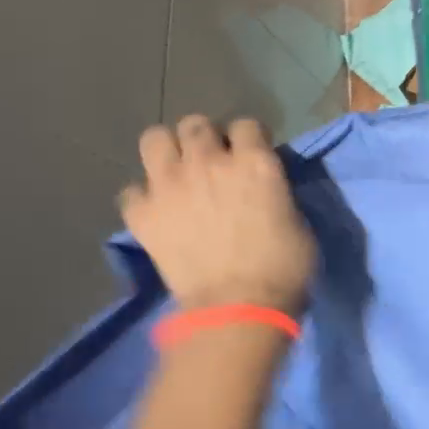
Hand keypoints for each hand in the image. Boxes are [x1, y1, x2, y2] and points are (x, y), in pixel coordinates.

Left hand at [120, 116, 315, 315]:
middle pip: (196, 124)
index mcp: (256, 162)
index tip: (253, 153)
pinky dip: (145, 196)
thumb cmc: (285, 264)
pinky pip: (133, 188)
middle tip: (214, 159)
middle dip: (206, 136)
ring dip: (169, 151)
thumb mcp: (296, 217)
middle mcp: (209, 162)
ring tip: (179, 171)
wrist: (238, 304)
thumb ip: (274, 191)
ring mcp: (169, 185)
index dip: (251, 138)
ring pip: (154, 139)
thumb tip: (262, 188)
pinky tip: (160, 210)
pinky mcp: (141, 212)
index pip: (247, 124)